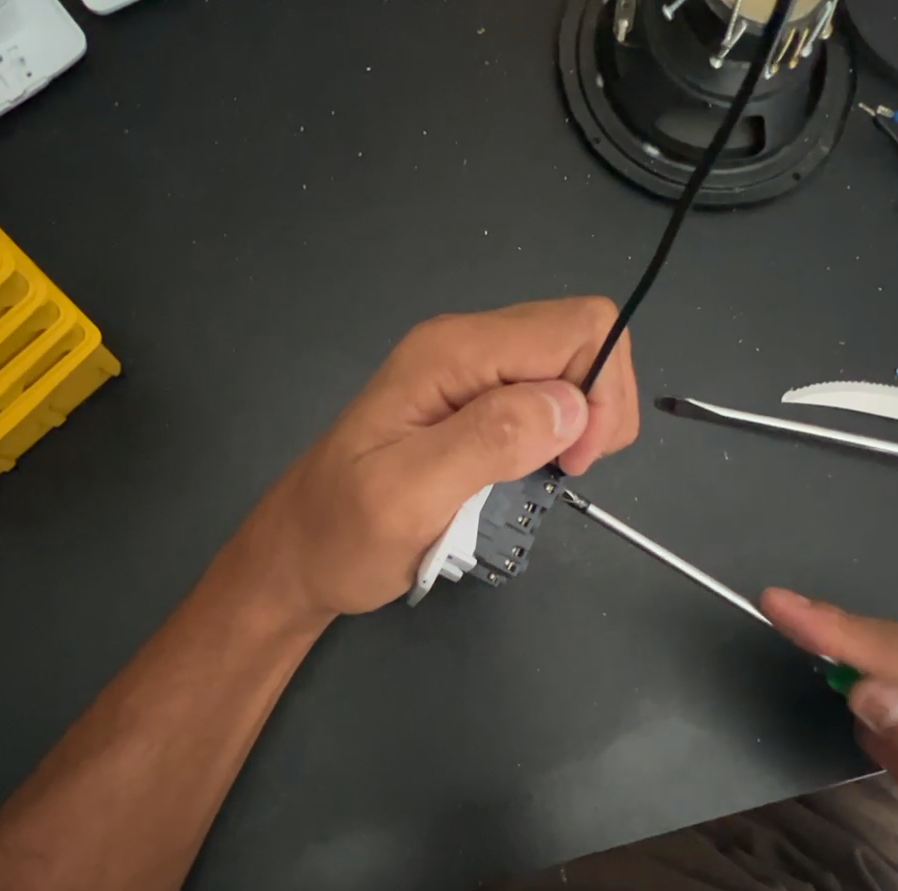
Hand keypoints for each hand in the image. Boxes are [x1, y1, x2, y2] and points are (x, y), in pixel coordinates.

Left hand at [228, 299, 639, 619]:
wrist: (298, 555)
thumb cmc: (343, 534)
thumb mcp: (409, 496)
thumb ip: (487, 442)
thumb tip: (571, 406)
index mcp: (451, 354)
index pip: (575, 328)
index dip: (599, 393)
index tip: (573, 463)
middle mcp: (463, 347)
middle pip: (578, 337)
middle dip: (597, 405)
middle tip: (565, 471)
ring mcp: (466, 372)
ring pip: (567, 367)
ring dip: (580, 422)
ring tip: (548, 473)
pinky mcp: (469, 402)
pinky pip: (543, 396)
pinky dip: (558, 432)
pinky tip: (531, 468)